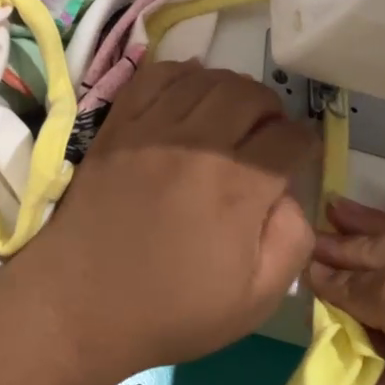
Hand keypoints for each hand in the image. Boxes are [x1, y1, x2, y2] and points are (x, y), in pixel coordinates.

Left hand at [21, 60, 318, 382]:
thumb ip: (291, 239)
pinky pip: (154, 75)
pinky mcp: (116, 124)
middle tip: (266, 133)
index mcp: (237, 188)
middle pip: (249, 93)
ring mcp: (150, 129)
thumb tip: (289, 193)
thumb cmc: (173, 311)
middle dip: (270, 108)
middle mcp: (197, 144)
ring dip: (229, 89)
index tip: (298, 156)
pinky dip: (179, 73)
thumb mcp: (257, 299)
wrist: (81, 302)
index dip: (304, 143)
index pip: (288, 136)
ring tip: (229, 114)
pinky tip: (188, 92)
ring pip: (204, 78)